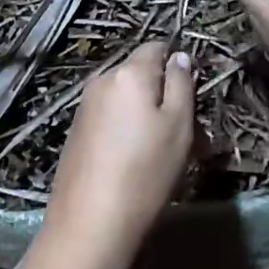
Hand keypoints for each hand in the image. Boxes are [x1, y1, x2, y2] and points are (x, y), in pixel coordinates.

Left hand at [42, 42, 193, 268]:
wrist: (90, 221)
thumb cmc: (145, 171)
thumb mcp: (178, 126)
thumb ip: (181, 84)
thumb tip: (178, 55)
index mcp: (128, 72)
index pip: (157, 47)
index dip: (177, 64)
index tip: (192, 95)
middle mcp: (101, 79)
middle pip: (140, 73)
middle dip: (163, 93)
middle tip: (186, 131)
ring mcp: (85, 105)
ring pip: (126, 98)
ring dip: (146, 114)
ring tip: (164, 152)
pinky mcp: (76, 129)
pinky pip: (110, 116)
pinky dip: (126, 128)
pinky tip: (136, 160)